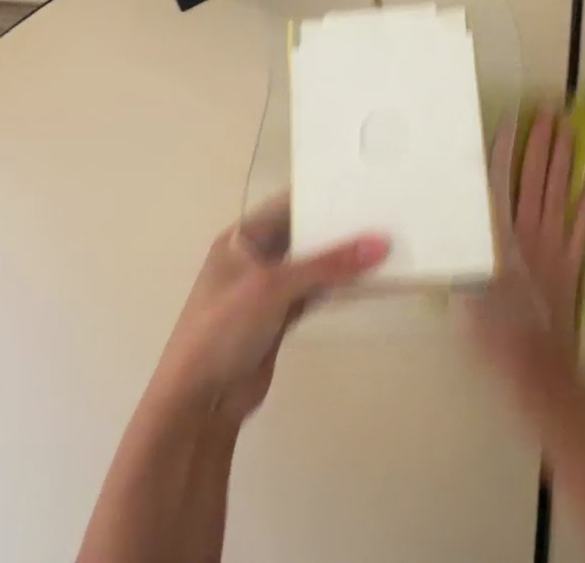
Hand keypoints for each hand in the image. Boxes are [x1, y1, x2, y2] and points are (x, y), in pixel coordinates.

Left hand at [152, 197, 389, 421]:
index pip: (287, 205)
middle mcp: (254, 258)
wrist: (200, 399)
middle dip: (337, 227)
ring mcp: (267, 289)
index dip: (321, 194)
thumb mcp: (275, 287)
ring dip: (341, 260)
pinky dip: (337, 287)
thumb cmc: (225, 328)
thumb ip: (329, 264)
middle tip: (382, 213)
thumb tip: (382, 243)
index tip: (363, 185)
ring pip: (312, 265)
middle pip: (302, 234)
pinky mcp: (279, 317)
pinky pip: (315, 292)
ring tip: (384, 242)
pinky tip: (366, 281)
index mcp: (241, 238)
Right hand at [464, 107, 584, 395]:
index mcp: (496, 236)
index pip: (499, 183)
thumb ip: (459, 254)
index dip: (504, 151)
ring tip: (569, 133)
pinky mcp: (572, 262)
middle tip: (547, 115)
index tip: (509, 122)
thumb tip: (448, 225)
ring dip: (564, 162)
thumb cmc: (490, 331)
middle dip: (540, 146)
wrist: (533, 363)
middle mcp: (527, 233)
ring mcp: (554, 246)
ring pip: (559, 194)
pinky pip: (584, 226)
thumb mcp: (461, 289)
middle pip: (534, 180)